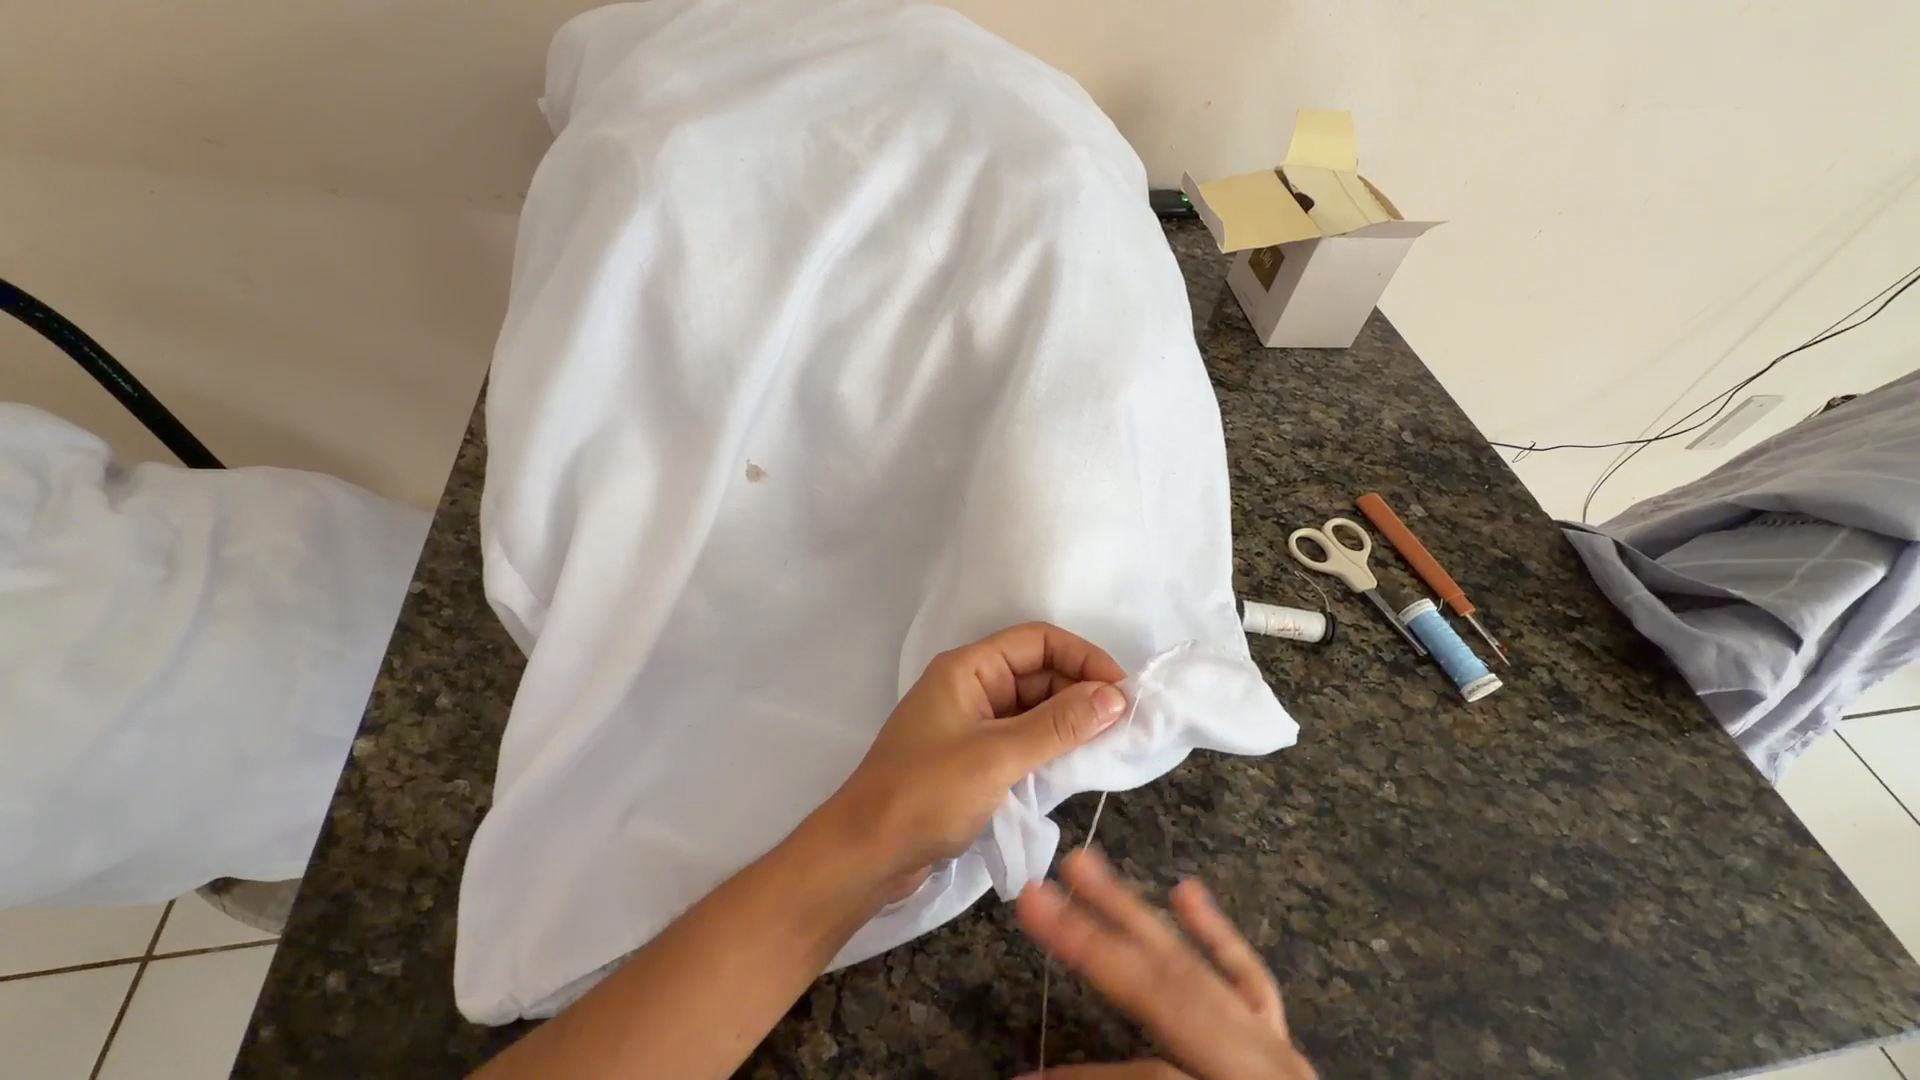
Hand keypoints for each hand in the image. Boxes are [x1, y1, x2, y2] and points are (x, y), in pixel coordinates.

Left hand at [818, 622, 1128, 893]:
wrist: (865, 855)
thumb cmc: (925, 795)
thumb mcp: (997, 757)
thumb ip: (1057, 725)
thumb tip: (1114, 697)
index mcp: (967, 670)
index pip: (1038, 641)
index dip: (1084, 658)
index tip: (1122, 691)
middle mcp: (969, 688)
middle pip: (1038, 674)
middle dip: (1080, 694)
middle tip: (1123, 727)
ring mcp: (969, 726)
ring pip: (1032, 711)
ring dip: (1067, 725)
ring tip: (1108, 748)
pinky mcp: (971, 761)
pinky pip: (1020, 742)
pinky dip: (1048, 751)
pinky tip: (1075, 769)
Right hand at [1015, 848, 1315, 1079]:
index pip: (1152, 1077)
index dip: (1085, 1079)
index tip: (1024, 1076)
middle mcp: (1265, 1069)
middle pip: (1168, 993)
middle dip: (1095, 942)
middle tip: (1034, 898)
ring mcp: (1281, 1052)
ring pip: (1199, 968)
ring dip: (1135, 913)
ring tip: (1084, 866)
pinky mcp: (1285, 1047)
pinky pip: (1250, 981)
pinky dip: (1217, 935)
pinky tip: (1186, 889)